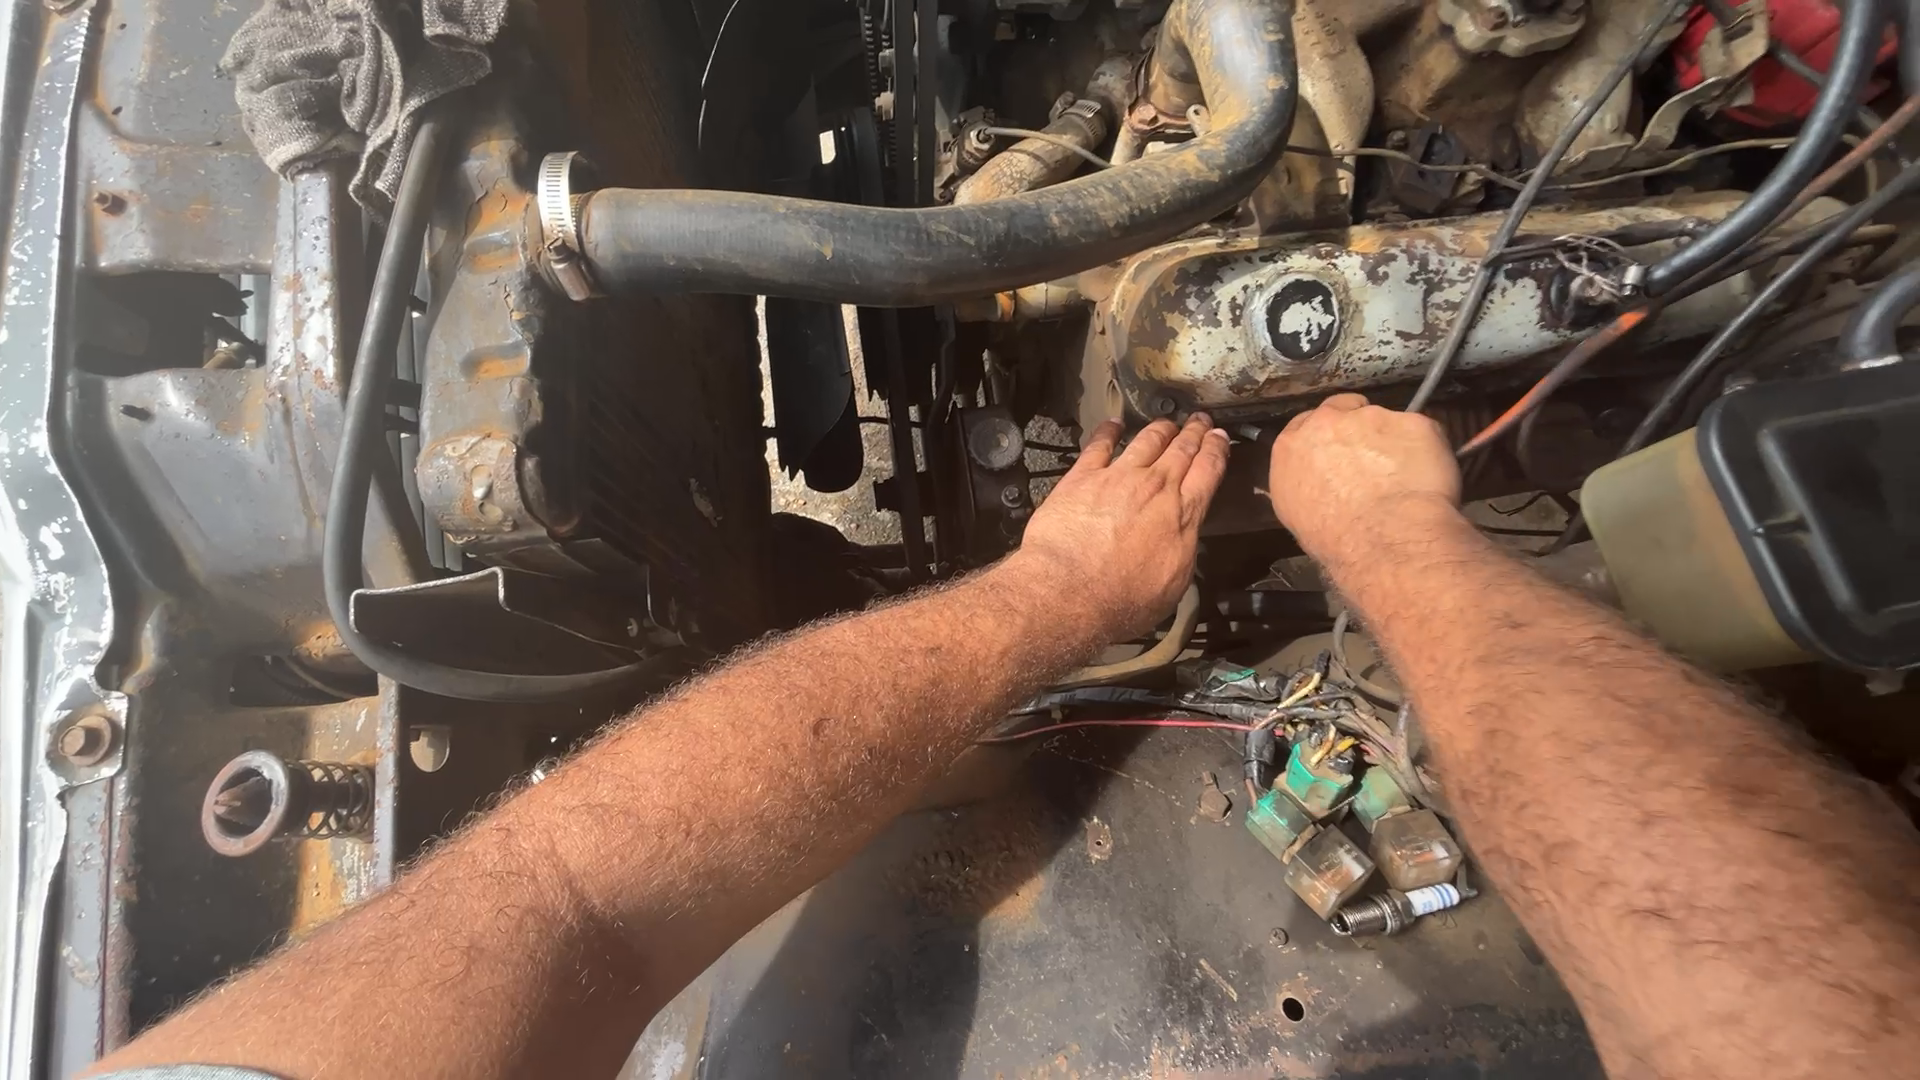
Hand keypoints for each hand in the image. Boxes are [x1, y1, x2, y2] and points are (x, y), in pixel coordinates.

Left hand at [1010, 414, 1230, 641]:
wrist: (1069, 591)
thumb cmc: (1122, 599)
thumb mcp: (1173, 583)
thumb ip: (1182, 550)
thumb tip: (1182, 538)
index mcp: (1182, 514)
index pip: (1208, 471)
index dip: (1217, 449)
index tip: (1221, 437)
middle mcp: (1154, 487)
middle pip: (1181, 449)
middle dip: (1194, 432)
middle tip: (1200, 421)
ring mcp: (1117, 478)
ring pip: (1145, 441)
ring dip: (1159, 429)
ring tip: (1166, 423)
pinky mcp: (1081, 477)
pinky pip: (1098, 445)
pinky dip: (1108, 431)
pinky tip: (1113, 424)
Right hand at [1267, 394, 1461, 567]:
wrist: (1380, 536)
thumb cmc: (1333, 535)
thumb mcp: (1293, 511)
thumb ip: (1303, 479)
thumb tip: (1318, 481)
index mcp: (1291, 446)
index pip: (1305, 424)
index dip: (1325, 437)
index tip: (1336, 450)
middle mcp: (1326, 423)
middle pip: (1342, 408)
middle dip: (1356, 426)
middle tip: (1370, 456)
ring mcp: (1370, 418)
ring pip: (1384, 420)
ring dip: (1391, 439)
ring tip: (1401, 475)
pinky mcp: (1412, 422)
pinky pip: (1420, 431)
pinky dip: (1423, 448)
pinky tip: (1422, 477)